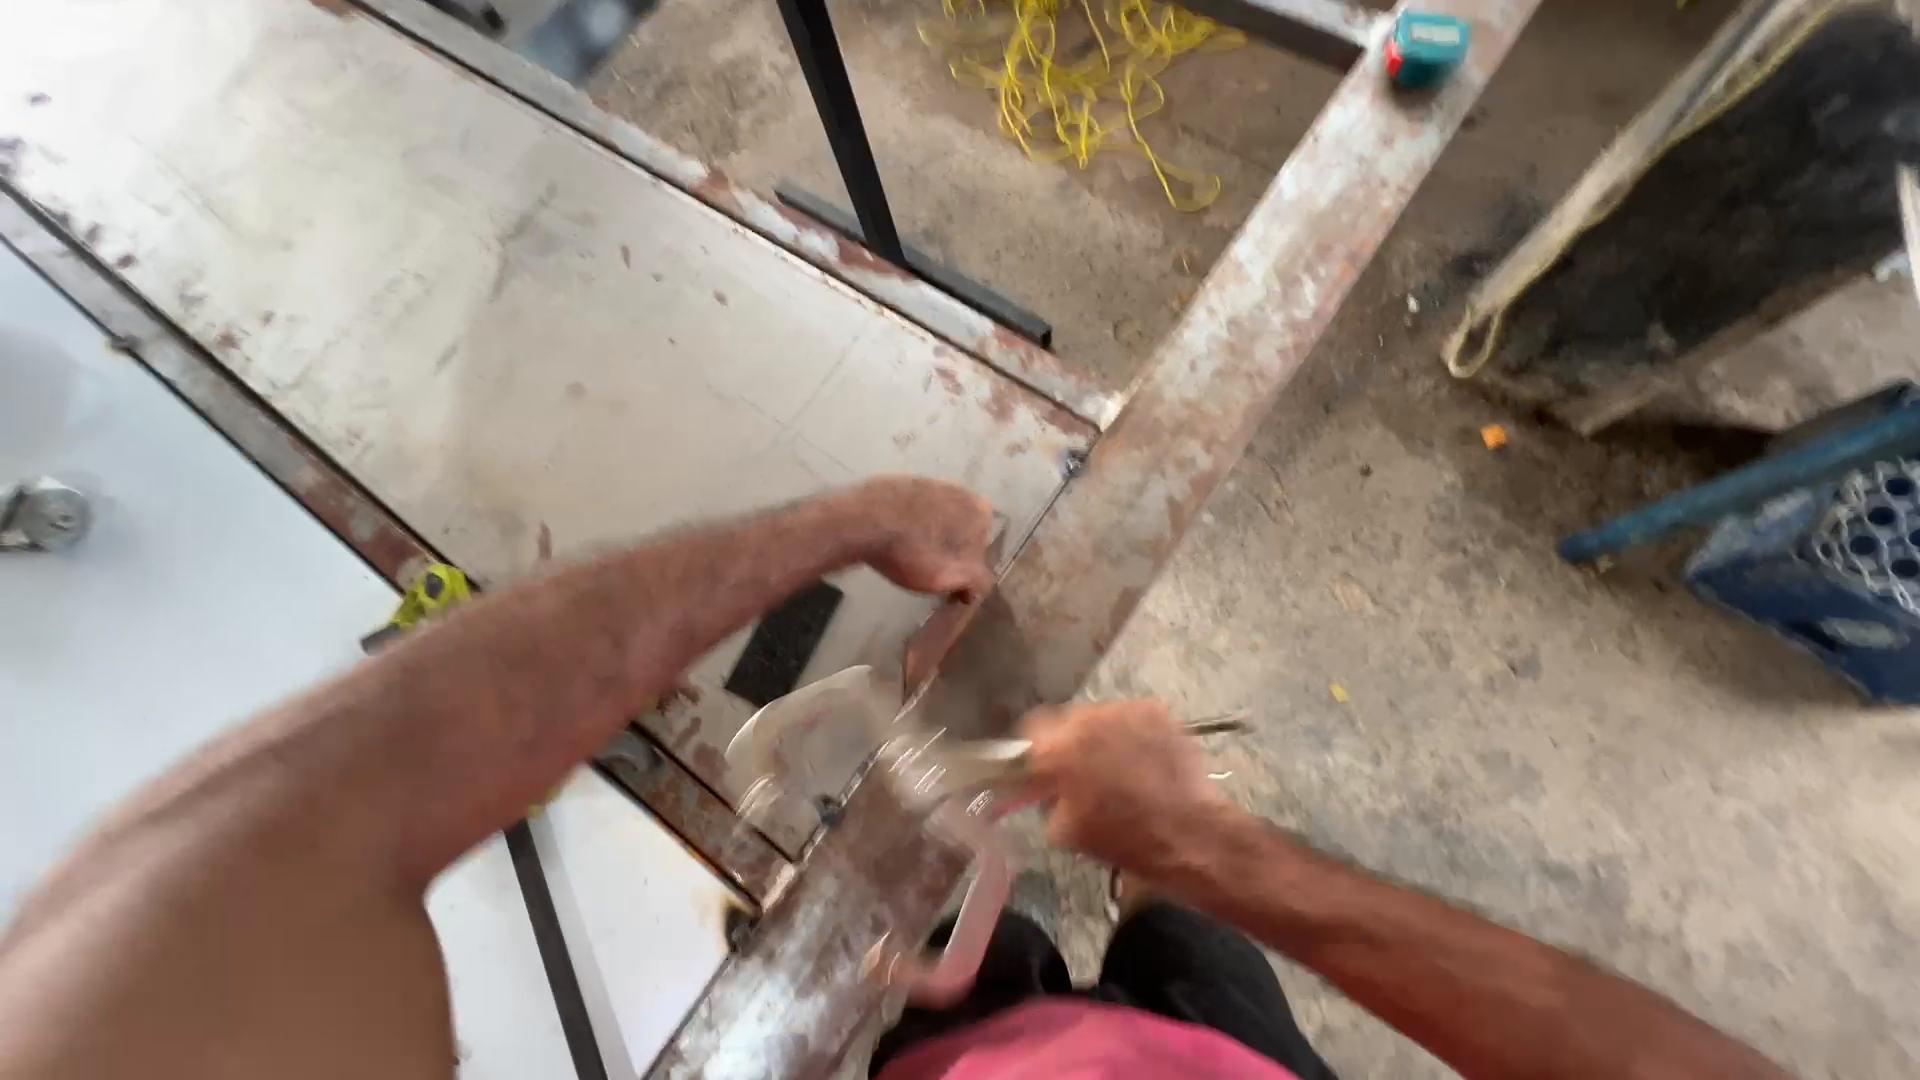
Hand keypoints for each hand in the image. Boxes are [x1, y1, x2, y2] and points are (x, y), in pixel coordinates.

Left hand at [849, 476, 996, 597]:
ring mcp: (926, 481)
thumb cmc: (911, 551)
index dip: (965, 569)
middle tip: (925, 570)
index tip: (948, 583)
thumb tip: (977, 588)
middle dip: (946, 549)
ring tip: (903, 557)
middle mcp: (957, 488)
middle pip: (957, 531)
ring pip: (933, 519)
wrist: (859, 521)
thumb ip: (975, 583)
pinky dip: (904, 524)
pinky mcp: (898, 482)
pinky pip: (909, 510)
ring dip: (925, 536)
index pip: (981, 548)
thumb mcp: (948, 577)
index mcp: (979, 509)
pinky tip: (888, 540)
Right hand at [1020, 699, 1237, 880]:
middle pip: (1065, 719)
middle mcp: (1086, 719)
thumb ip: (1045, 799)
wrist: (1190, 833)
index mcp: (1058, 748)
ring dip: (1101, 735)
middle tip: (1082, 768)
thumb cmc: (1124, 839)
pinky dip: (1131, 733)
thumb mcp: (1065, 830)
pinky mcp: (1155, 710)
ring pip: (1100, 716)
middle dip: (1069, 740)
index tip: (1042, 765)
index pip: (1030, 728)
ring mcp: (1123, 710)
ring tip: (1118, 764)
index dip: (1034, 748)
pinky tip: (1143, 758)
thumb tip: (1045, 788)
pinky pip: (1131, 717)